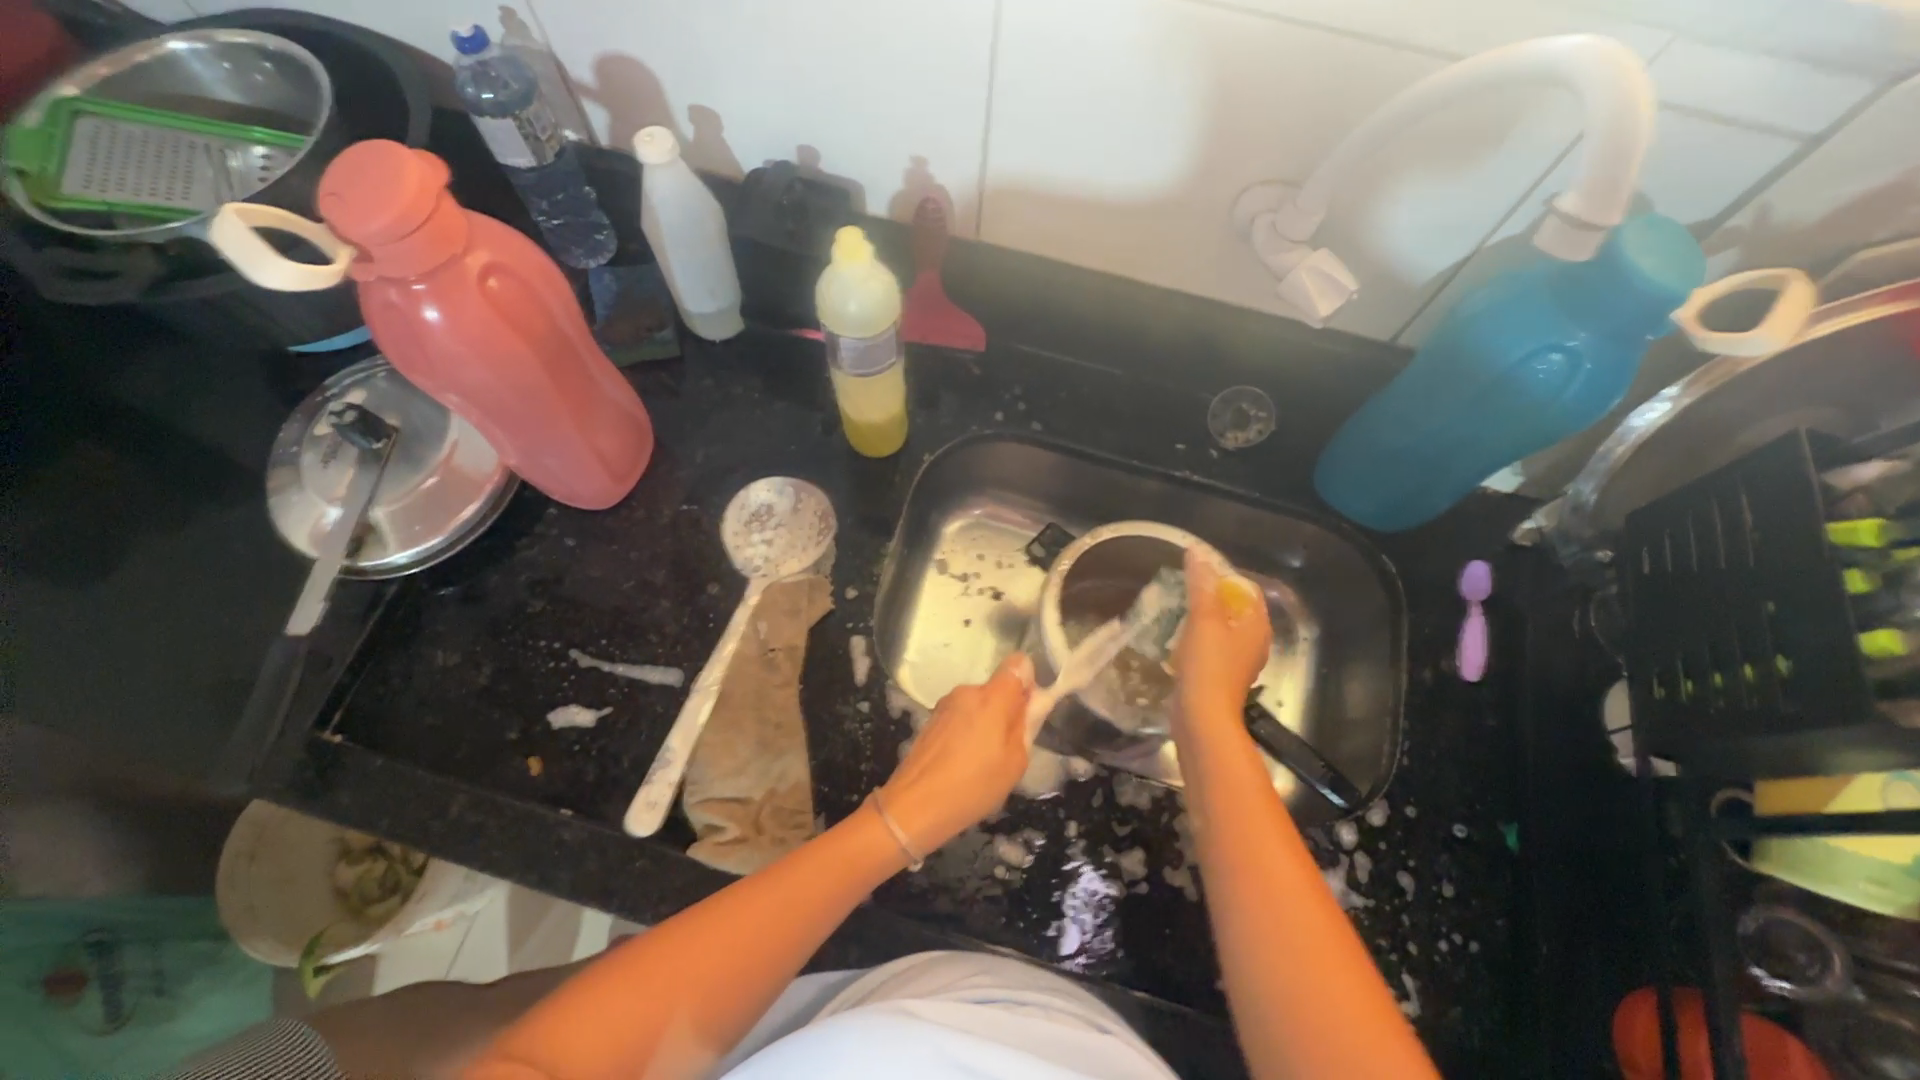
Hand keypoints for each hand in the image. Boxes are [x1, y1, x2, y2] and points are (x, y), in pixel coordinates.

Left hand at [877, 652, 1033, 853]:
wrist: (914, 806)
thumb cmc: (974, 786)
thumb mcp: (1015, 761)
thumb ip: (1026, 724)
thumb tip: (1033, 701)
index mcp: (992, 697)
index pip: (1019, 664)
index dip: (1029, 682)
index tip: (1028, 711)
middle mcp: (967, 692)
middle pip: (997, 688)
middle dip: (1007, 710)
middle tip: (1009, 747)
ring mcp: (945, 705)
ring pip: (978, 704)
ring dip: (986, 723)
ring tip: (983, 761)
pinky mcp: (931, 720)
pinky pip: (961, 717)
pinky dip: (967, 732)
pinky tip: (962, 763)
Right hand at [1173, 546, 1272, 729]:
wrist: (1201, 718)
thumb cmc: (1207, 666)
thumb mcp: (1203, 619)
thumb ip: (1201, 585)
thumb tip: (1196, 552)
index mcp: (1257, 626)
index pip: (1247, 589)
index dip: (1224, 576)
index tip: (1197, 573)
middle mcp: (1254, 642)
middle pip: (1235, 609)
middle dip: (1211, 598)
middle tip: (1183, 591)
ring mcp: (1239, 662)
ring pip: (1223, 630)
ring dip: (1203, 620)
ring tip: (1177, 613)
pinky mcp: (1222, 678)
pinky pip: (1213, 649)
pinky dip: (1198, 641)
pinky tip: (1178, 642)